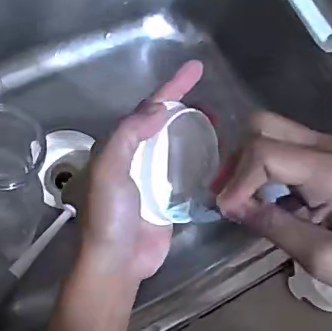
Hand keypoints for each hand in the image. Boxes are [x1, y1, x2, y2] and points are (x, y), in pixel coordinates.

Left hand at [77, 60, 203, 283]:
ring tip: (221, 126)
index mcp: (120, 147)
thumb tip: (159, 108)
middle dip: (188, 109)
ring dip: (197, 133)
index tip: (196, 68)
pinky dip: (202, 161)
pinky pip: (187, 173)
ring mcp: (153, 180)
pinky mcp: (169, 200)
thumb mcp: (111, 169)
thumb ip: (130, 135)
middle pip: (165, 124)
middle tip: (214, 105)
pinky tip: (219, 158)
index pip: (148, 108)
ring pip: (178, 146)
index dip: (172, 87)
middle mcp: (136, 158)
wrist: (117, 262)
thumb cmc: (110, 216)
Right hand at [214, 111, 331, 305]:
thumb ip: (273, 226)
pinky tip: (265, 200)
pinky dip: (268, 167)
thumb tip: (231, 206)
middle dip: (237, 159)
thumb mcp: (320, 256)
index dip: (236, 179)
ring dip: (250, 161)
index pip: (263, 151)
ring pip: (274, 132)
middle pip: (264, 126)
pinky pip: (290, 148)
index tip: (225, 211)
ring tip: (238, 200)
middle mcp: (331, 147)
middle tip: (225, 197)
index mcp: (330, 170)